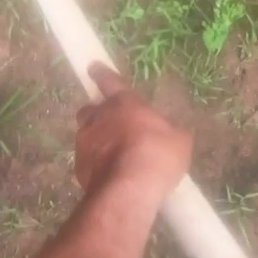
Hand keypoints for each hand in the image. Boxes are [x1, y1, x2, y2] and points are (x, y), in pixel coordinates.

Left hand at [73, 65, 191, 195]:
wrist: (128, 190)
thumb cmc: (156, 156)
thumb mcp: (179, 142)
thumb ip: (172, 132)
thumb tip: (173, 132)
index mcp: (124, 103)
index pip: (110, 81)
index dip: (102, 74)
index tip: (92, 67)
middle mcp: (99, 117)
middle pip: (91, 109)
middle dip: (98, 114)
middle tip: (113, 126)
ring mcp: (85, 142)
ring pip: (86, 134)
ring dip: (97, 140)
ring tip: (113, 156)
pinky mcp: (78, 166)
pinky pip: (86, 160)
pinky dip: (95, 164)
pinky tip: (110, 175)